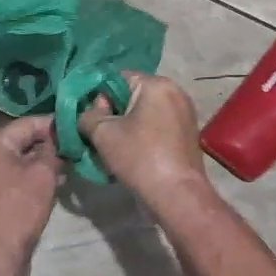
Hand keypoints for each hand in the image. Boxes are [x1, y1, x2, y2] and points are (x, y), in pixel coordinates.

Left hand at [0, 115, 63, 266]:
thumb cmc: (20, 207)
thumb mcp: (43, 174)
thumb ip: (53, 150)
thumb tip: (60, 139)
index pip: (28, 123)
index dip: (53, 125)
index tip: (77, 128)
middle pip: (22, 139)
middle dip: (49, 143)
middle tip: (76, 147)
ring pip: (20, 158)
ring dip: (43, 160)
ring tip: (70, 163)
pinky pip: (15, 174)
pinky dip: (33, 174)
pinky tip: (56, 181)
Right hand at [78, 72, 207, 197]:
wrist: (177, 197)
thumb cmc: (139, 157)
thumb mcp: (102, 133)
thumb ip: (88, 114)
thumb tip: (91, 111)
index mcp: (156, 84)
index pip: (116, 78)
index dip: (98, 96)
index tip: (90, 118)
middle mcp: (175, 92)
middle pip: (131, 95)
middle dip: (113, 113)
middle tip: (99, 135)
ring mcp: (185, 114)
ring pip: (144, 112)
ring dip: (126, 126)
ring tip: (114, 148)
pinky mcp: (188, 134)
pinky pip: (157, 126)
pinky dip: (143, 135)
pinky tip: (132, 155)